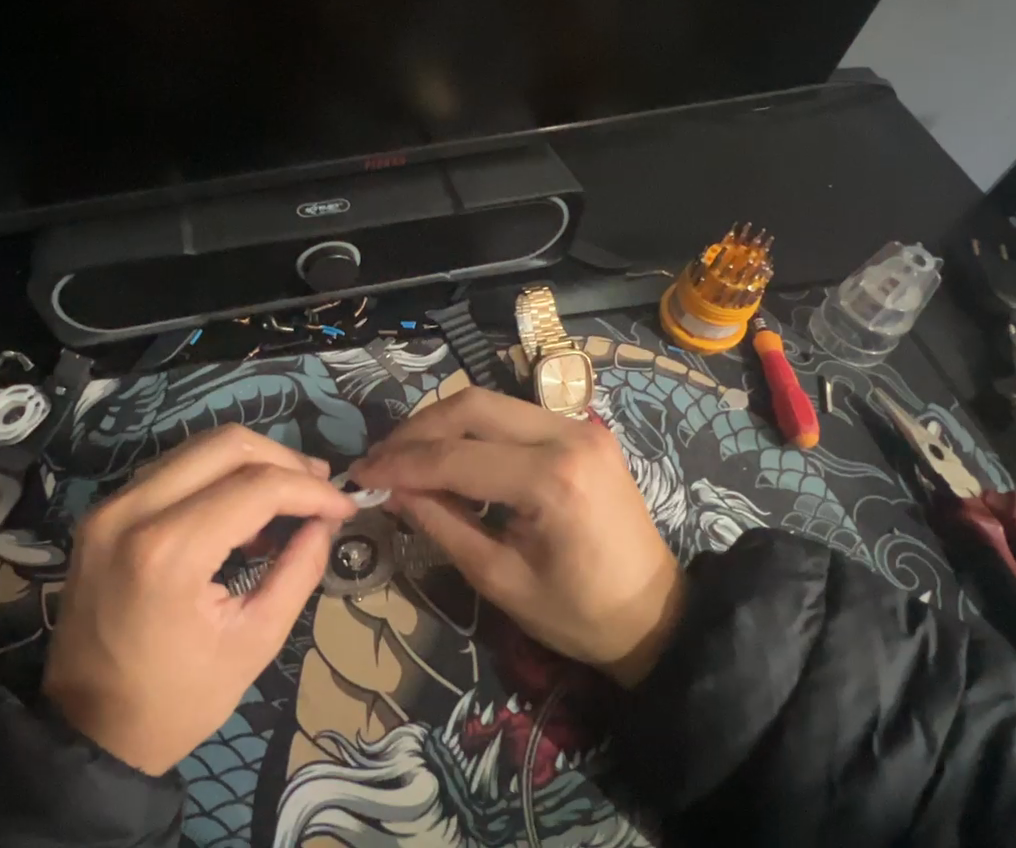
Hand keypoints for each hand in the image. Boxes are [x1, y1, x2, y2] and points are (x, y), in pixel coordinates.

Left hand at [43, 424, 357, 773]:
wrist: (86, 731)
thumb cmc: (177, 699)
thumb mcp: (255, 642)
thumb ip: (299, 571)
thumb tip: (326, 521)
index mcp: (169, 552)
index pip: (258, 487)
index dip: (311, 490)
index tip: (345, 507)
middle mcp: (133, 512)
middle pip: (226, 445)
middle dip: (284, 460)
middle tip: (320, 488)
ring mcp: (110, 508)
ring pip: (197, 448)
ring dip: (252, 461)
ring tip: (289, 494)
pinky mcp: (103, 514)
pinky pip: (172, 469)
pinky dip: (216, 475)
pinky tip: (242, 508)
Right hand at [348, 388, 685, 687]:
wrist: (656, 614)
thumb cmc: (578, 614)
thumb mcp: (500, 579)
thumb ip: (442, 524)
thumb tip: (391, 490)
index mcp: (552, 479)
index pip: (456, 457)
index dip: (400, 465)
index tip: (360, 475)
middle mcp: (568, 435)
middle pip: (471, 407)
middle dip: (417, 431)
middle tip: (381, 461)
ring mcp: (580, 426)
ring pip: (490, 402)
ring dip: (442, 425)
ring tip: (405, 457)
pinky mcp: (583, 429)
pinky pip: (513, 415)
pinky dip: (473, 429)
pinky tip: (449, 454)